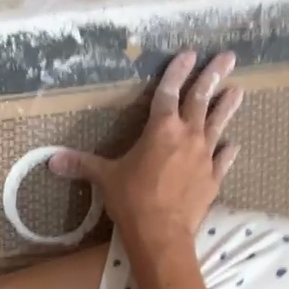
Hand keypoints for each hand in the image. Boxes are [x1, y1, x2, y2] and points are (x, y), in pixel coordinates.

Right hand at [49, 50, 242, 248]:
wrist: (161, 234)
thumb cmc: (132, 200)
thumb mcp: (105, 179)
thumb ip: (82, 165)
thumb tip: (52, 160)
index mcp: (161, 129)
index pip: (168, 93)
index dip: (176, 72)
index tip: (189, 54)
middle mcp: (187, 136)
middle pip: (201, 100)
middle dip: (212, 77)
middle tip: (227, 57)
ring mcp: (204, 157)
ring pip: (218, 125)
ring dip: (227, 106)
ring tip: (237, 90)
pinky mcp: (213, 178)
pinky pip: (223, 160)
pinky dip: (227, 151)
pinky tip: (232, 145)